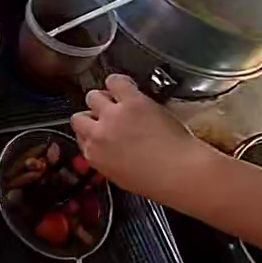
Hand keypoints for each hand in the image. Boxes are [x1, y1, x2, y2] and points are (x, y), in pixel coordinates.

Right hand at [71, 73, 217, 201]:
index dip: (91, 131)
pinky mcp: (132, 102)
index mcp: (94, 154)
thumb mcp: (119, 177)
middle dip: (93, 116)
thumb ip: (105, 158)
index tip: (100, 130)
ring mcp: (113, 115)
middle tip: (108, 116)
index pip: (80, 136)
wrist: (181, 173)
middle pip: (80, 116)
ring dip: (103, 98)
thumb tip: (106, 147)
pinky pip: (115, 82)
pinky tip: (124, 87)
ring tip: (116, 100)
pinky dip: (117, 82)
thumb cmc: (157, 180)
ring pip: (93, 96)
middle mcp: (97, 133)